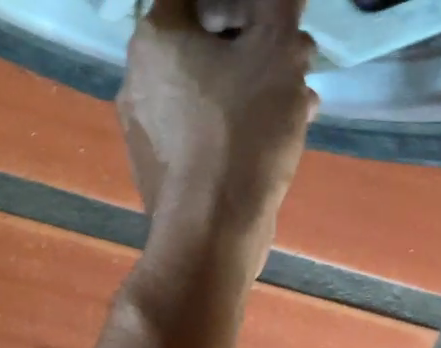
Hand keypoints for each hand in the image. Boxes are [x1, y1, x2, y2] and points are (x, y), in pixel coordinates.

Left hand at [116, 0, 315, 252]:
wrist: (211, 232)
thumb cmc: (243, 129)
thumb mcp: (277, 50)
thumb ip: (278, 6)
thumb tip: (278, 2)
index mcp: (155, 39)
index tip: (274, 12)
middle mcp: (138, 80)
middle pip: (204, 40)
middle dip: (257, 41)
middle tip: (298, 54)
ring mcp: (145, 130)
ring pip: (208, 88)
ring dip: (257, 84)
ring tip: (302, 98)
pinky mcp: (161, 169)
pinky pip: (202, 129)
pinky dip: (238, 122)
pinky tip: (279, 134)